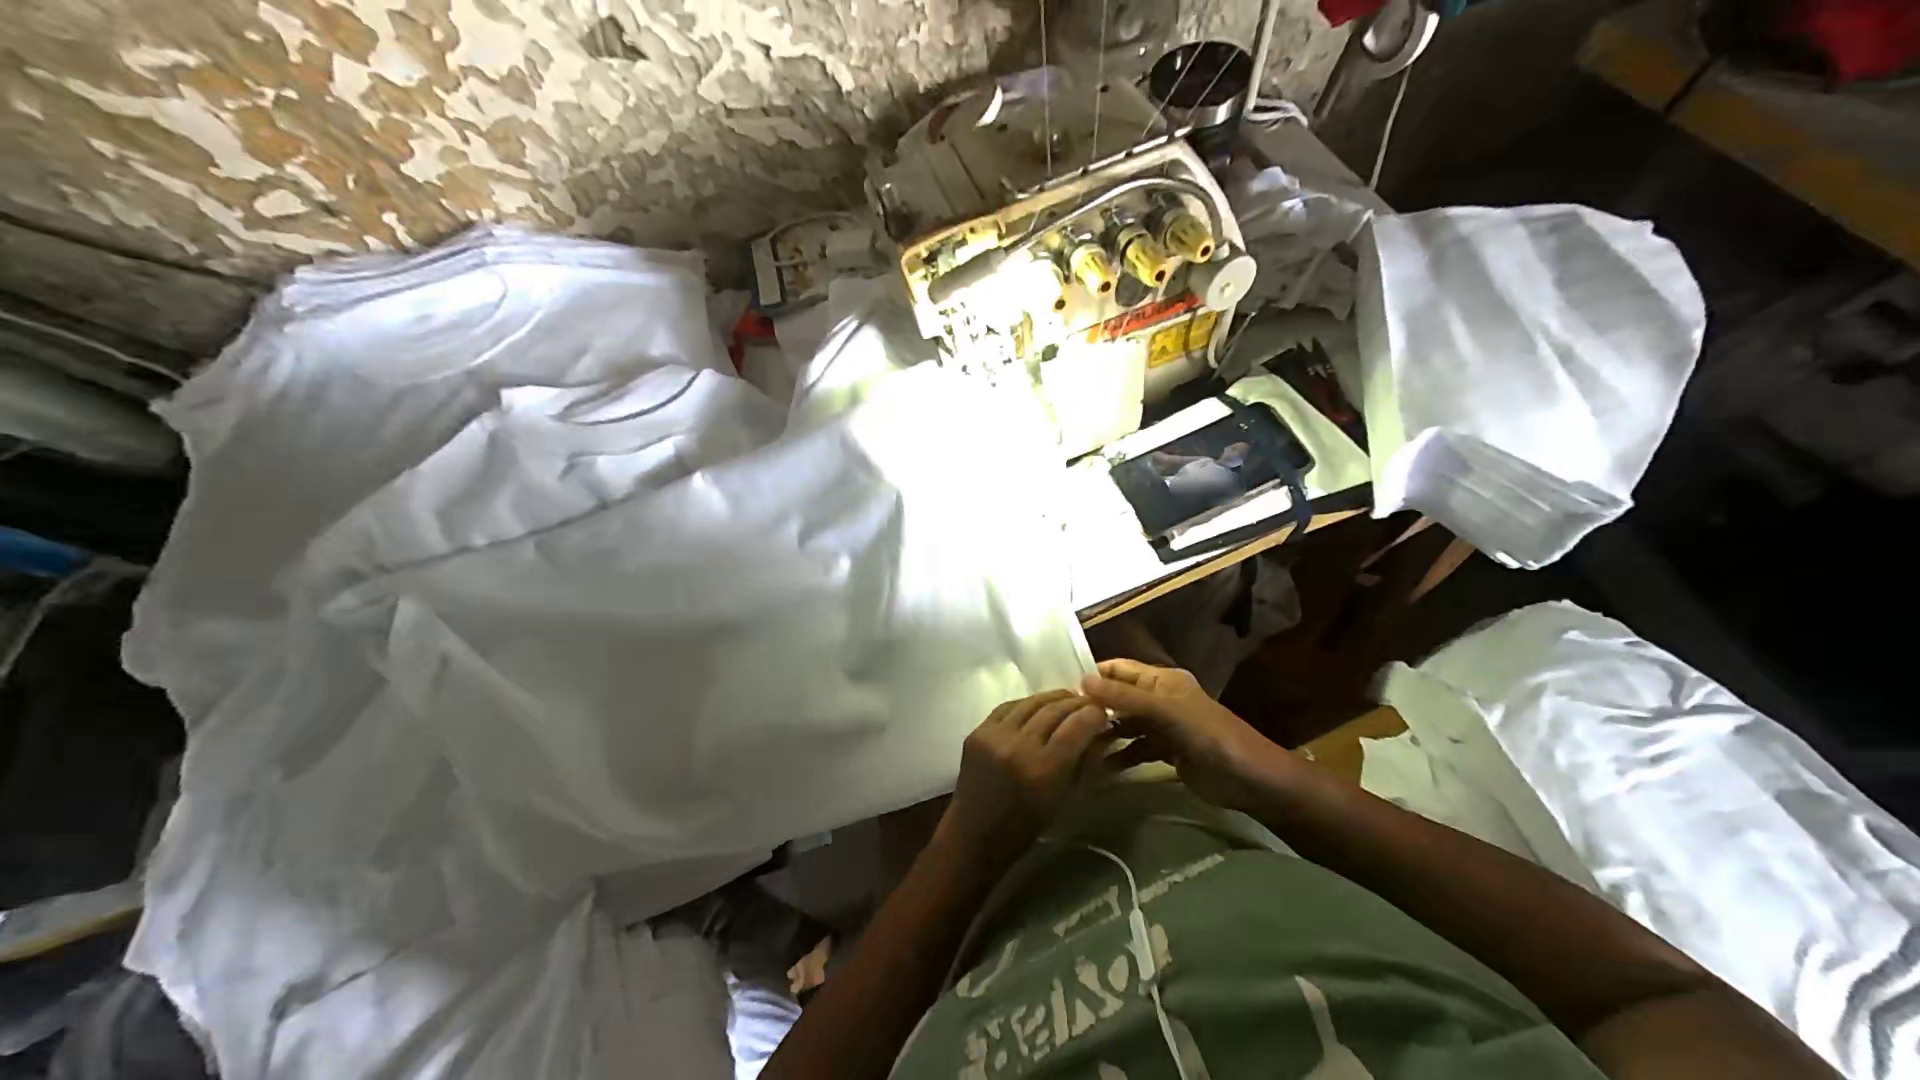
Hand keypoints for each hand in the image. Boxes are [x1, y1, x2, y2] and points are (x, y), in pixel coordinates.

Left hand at [943, 690, 1112, 857]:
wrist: (975, 834)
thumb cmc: (1026, 826)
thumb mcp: (1066, 799)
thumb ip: (1085, 762)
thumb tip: (1101, 731)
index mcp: (1044, 770)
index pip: (1076, 727)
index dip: (1094, 714)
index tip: (1104, 711)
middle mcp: (1018, 747)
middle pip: (1054, 710)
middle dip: (1077, 702)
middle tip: (1090, 702)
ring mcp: (994, 737)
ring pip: (1030, 703)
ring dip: (1053, 697)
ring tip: (1068, 697)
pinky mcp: (977, 733)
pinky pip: (1007, 707)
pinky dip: (1027, 703)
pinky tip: (1038, 705)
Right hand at [1080, 659, 1297, 810]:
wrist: (1249, 779)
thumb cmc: (1208, 735)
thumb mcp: (1164, 711)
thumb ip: (1124, 696)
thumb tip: (1081, 680)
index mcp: (1161, 679)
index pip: (1119, 668)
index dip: (1093, 675)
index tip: (1062, 690)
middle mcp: (1159, 698)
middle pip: (1119, 698)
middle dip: (1094, 708)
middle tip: (1062, 723)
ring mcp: (1162, 726)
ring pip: (1125, 725)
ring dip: (1104, 735)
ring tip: (1075, 748)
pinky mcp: (1166, 752)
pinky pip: (1135, 749)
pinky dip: (1119, 757)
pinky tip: (1099, 768)